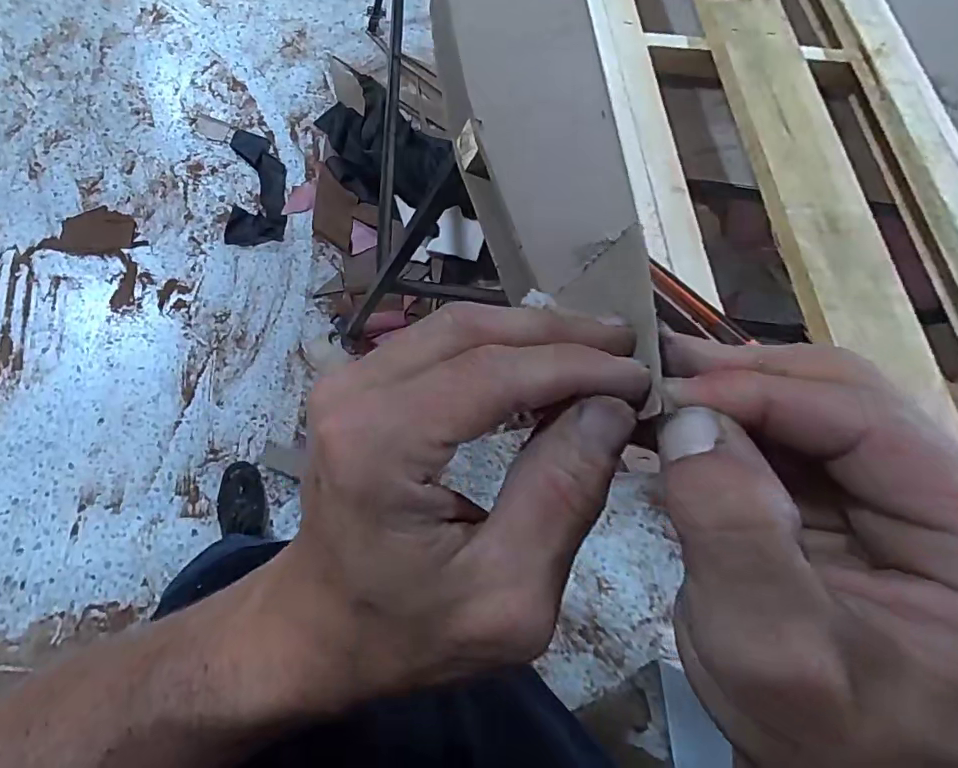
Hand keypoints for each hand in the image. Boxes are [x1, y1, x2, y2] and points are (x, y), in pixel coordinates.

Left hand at [252, 303, 650, 710]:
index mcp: (378, 444)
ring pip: (454, 326)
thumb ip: (561, 495)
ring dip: (529, 332)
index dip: (572, 365)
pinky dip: (498, 346)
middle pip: (469, 332)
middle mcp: (352, 392)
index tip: (638, 373)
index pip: (490, 374)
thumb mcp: (506, 595)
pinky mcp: (356, 381)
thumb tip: (610, 407)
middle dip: (556, 333)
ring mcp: (346, 379)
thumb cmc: (407, 630)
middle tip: (625, 345)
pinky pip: (437, 343)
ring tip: (597, 349)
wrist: (319, 625)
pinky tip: (544, 362)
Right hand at [656, 335, 957, 766]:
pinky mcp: (910, 514)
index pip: (874, 425)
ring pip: (838, 409)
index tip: (668, 388)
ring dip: (746, 394)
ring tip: (673, 390)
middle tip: (662, 371)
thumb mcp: (763, 653)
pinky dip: (753, 422)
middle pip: (861, 402)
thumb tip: (689, 416)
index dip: (760, 390)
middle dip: (749, 381)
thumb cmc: (816, 747)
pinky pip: (823, 439)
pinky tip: (701, 420)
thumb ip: (731, 531)